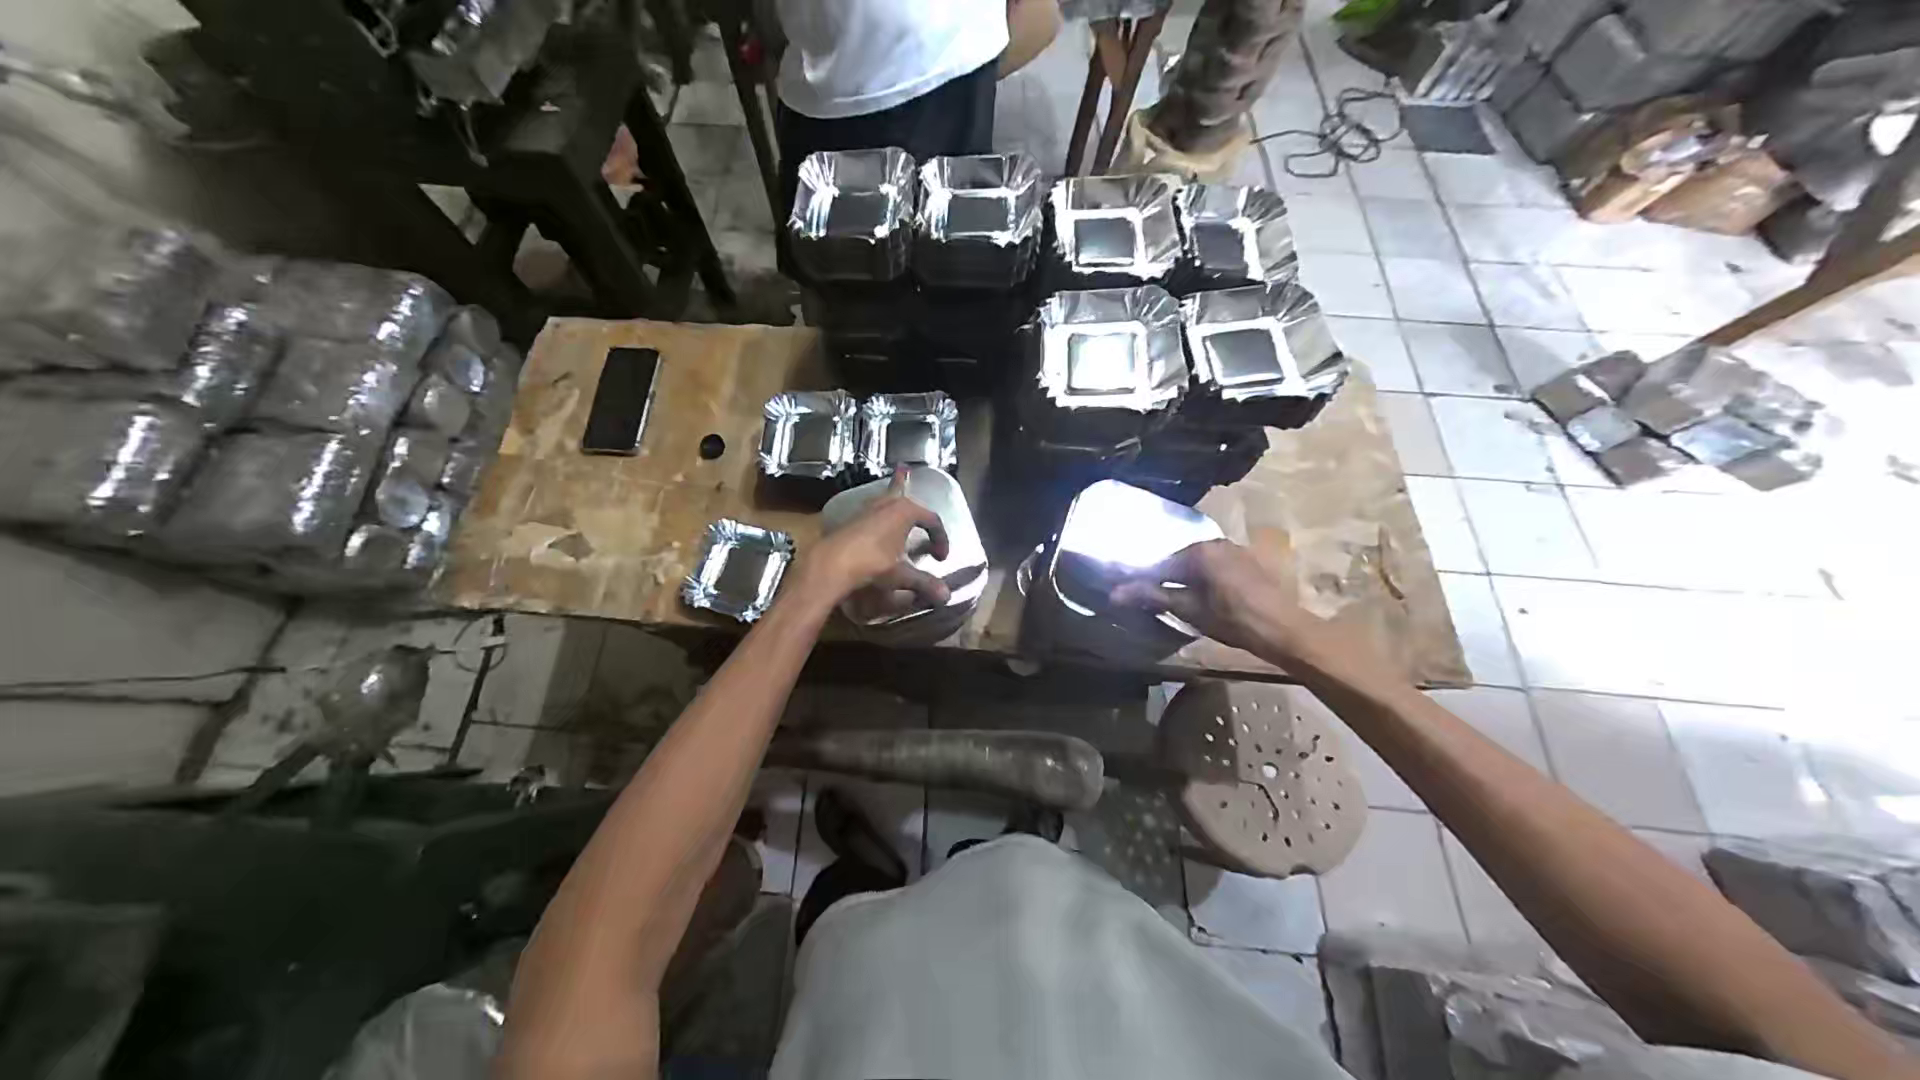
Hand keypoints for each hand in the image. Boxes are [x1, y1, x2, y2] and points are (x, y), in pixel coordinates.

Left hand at [786, 467, 950, 613]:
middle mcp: (886, 505)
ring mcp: (866, 510)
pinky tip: (871, 518)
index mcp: (905, 512)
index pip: (932, 520)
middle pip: (900, 491)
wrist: (832, 564)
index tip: (940, 557)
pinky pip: (870, 510)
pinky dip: (876, 510)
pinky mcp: (850, 521)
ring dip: (889, 494)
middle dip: (903, 483)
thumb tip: (946, 596)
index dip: (940, 538)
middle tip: (904, 469)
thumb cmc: (873, 564)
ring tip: (889, 489)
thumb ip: (924, 583)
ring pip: (882, 498)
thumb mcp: (901, 575)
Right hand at [1109, 539, 1328, 661]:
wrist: (1281, 629)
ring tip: (1180, 601)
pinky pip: (1216, 566)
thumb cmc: (1231, 619)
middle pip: (1179, 561)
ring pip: (1199, 563)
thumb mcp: (1188, 609)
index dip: (1144, 581)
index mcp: (1198, 550)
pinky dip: (1205, 578)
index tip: (1132, 596)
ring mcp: (1235, 549)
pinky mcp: (1248, 561)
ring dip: (1187, 579)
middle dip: (1166, 578)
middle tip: (1156, 601)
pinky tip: (1205, 597)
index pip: (1160, 564)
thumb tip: (1115, 593)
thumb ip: (1151, 596)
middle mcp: (1216, 541)